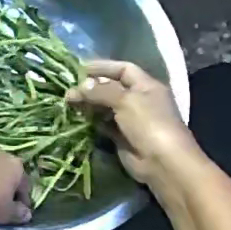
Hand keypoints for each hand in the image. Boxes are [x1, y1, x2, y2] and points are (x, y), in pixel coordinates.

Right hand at [65, 59, 200, 186]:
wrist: (162, 162)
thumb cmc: (149, 124)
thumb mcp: (126, 100)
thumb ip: (101, 91)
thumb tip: (80, 86)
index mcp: (146, 86)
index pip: (124, 69)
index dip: (103, 67)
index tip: (79, 68)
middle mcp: (139, 100)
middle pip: (112, 88)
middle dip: (91, 87)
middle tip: (68, 89)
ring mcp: (131, 120)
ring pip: (106, 106)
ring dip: (89, 104)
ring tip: (69, 103)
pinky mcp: (122, 137)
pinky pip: (103, 124)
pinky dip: (91, 120)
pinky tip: (77, 117)